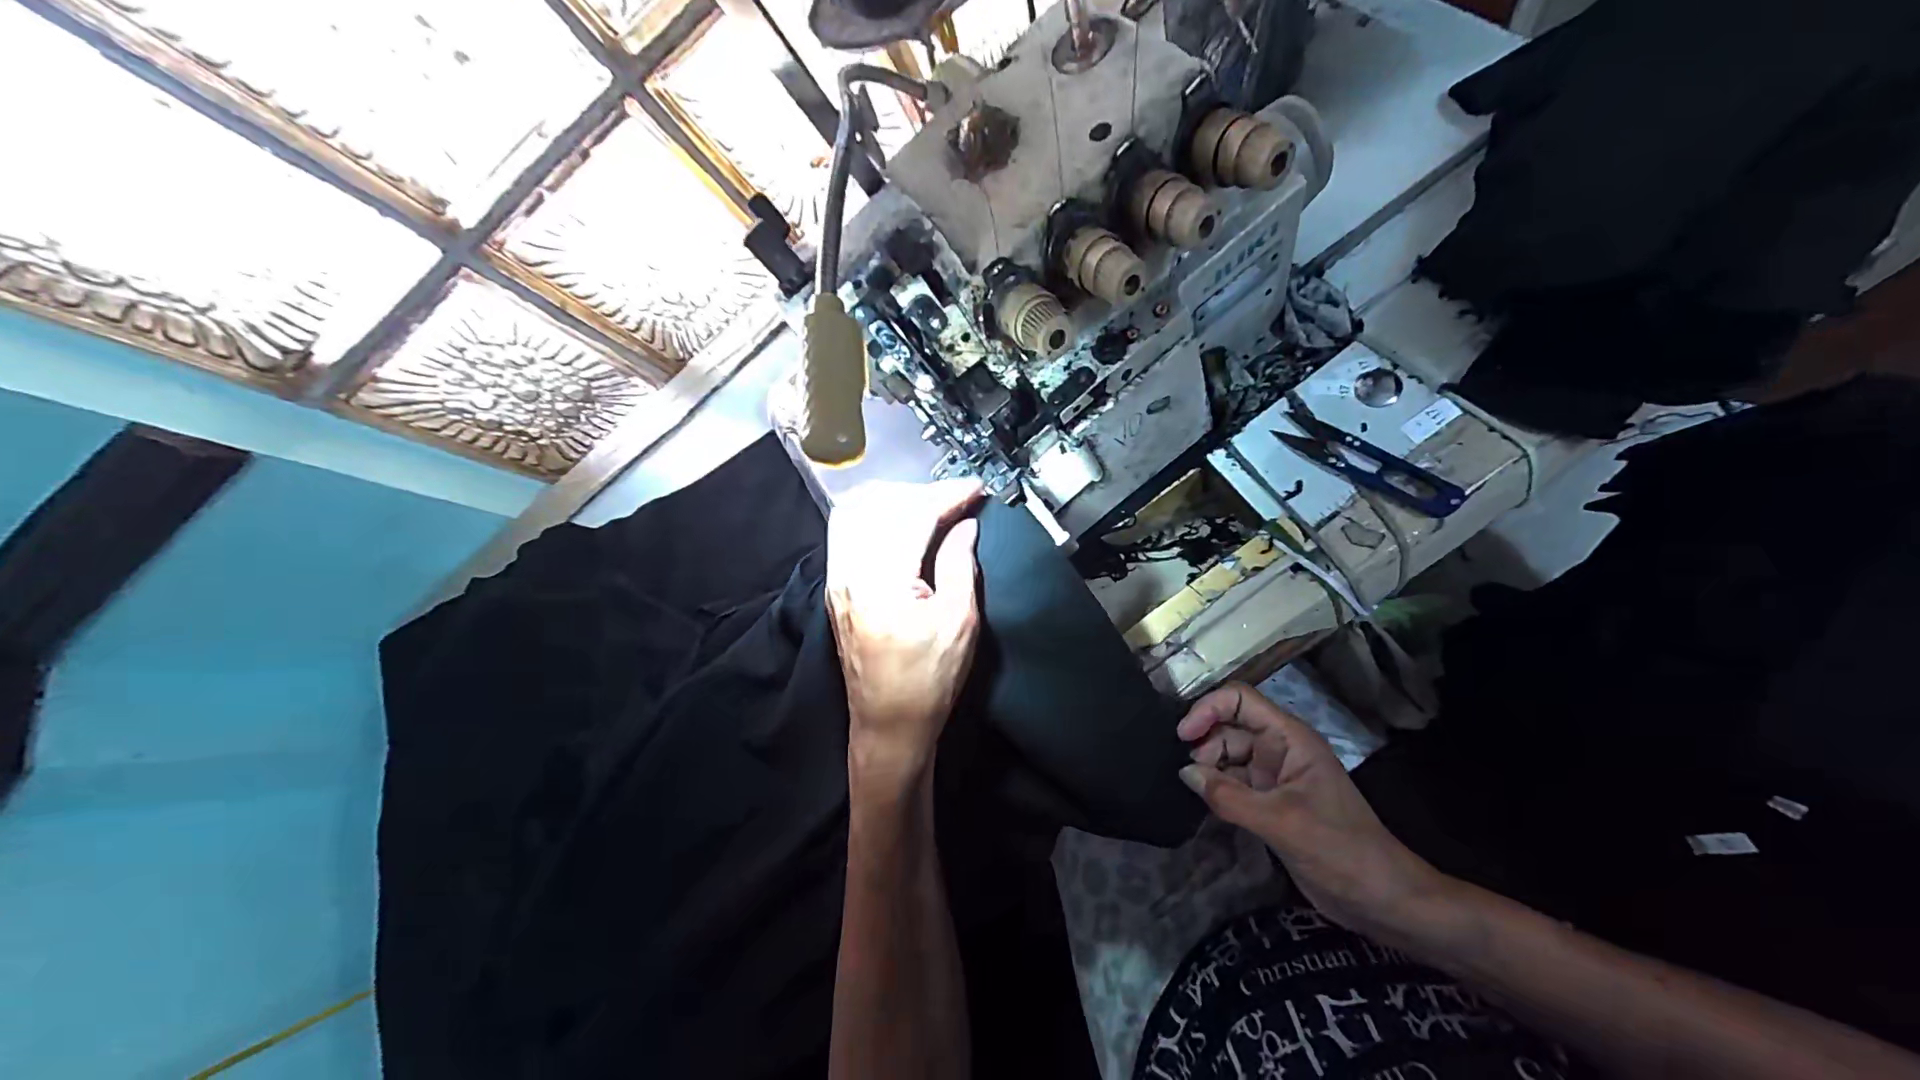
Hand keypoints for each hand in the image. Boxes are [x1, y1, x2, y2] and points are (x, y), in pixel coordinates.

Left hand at [827, 478, 984, 795]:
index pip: (912, 516)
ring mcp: (837, 582)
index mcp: (881, 583)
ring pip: (855, 513)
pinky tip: (901, 525)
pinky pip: (847, 533)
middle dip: (921, 492)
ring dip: (895, 500)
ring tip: (930, 507)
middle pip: (878, 504)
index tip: (973, 490)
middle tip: (956, 499)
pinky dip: (876, 517)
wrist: (889, 725)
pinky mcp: (837, 590)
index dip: (947, 496)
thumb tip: (964, 526)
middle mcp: (849, 575)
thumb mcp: (959, 622)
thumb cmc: (926, 684)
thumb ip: (958, 564)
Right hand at [1177, 683, 1444, 934]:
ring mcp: (1274, 778)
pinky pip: (1233, 785)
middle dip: (1203, 743)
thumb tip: (1184, 773)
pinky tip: (1201, 803)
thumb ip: (1228, 796)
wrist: (1382, 900)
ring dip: (1207, 769)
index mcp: (1290, 739)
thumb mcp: (1280, 822)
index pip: (1239, 700)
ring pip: (1228, 757)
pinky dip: (1215, 790)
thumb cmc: (1339, 850)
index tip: (1183, 737)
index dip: (1208, 709)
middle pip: (1229, 727)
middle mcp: (1280, 750)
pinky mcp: (1270, 804)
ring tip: (1192, 792)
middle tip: (1186, 775)